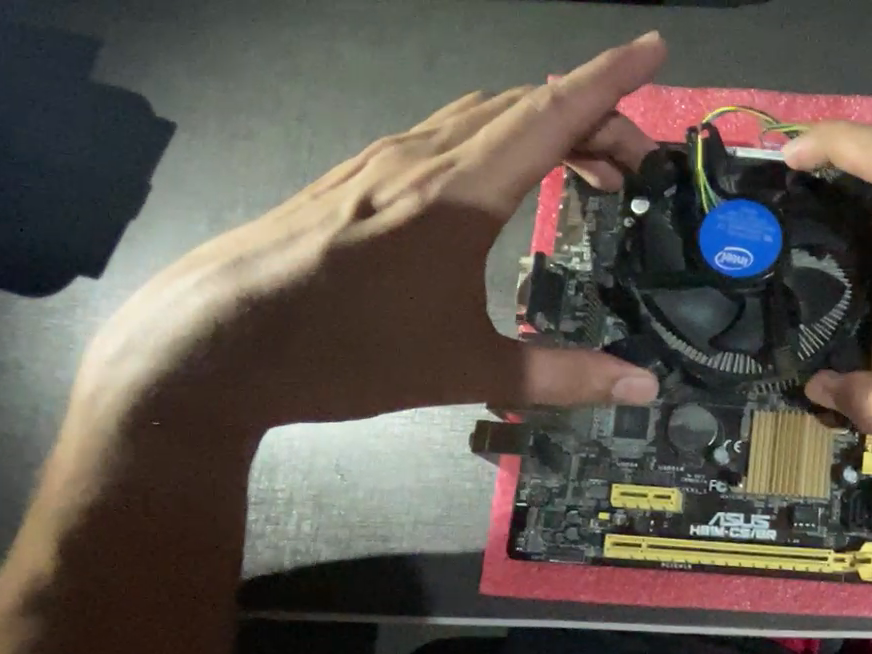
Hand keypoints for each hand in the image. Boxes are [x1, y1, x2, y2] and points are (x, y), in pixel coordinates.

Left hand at [72, 33, 669, 443]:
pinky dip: (504, 140)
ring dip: (548, 126)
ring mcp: (386, 161)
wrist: (217, 344)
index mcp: (457, 196)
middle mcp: (422, 160)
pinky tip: (514, 178)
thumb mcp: (469, 371)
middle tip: (640, 165)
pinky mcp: (362, 176)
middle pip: (524, 108)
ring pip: (484, 115)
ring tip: (593, 168)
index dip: (606, 81)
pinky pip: (451, 134)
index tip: (653, 51)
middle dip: (593, 116)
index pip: (547, 117)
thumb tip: (645, 385)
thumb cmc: (349, 353)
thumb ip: (563, 376)